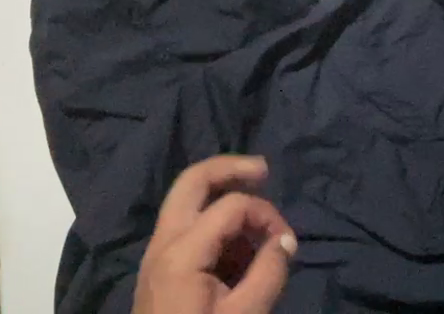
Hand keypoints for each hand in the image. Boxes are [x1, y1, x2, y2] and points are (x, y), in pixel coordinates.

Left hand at [133, 156, 297, 313]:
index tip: (287, 241)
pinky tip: (238, 245)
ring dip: (221, 196)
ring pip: (186, 199)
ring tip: (255, 220)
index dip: (266, 214)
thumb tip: (285, 240)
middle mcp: (163, 242)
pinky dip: (212, 221)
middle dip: (230, 169)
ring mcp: (156, 254)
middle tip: (262, 171)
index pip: (231, 205)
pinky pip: (185, 226)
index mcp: (181, 251)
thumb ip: (268, 274)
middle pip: (193, 180)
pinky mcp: (159, 270)